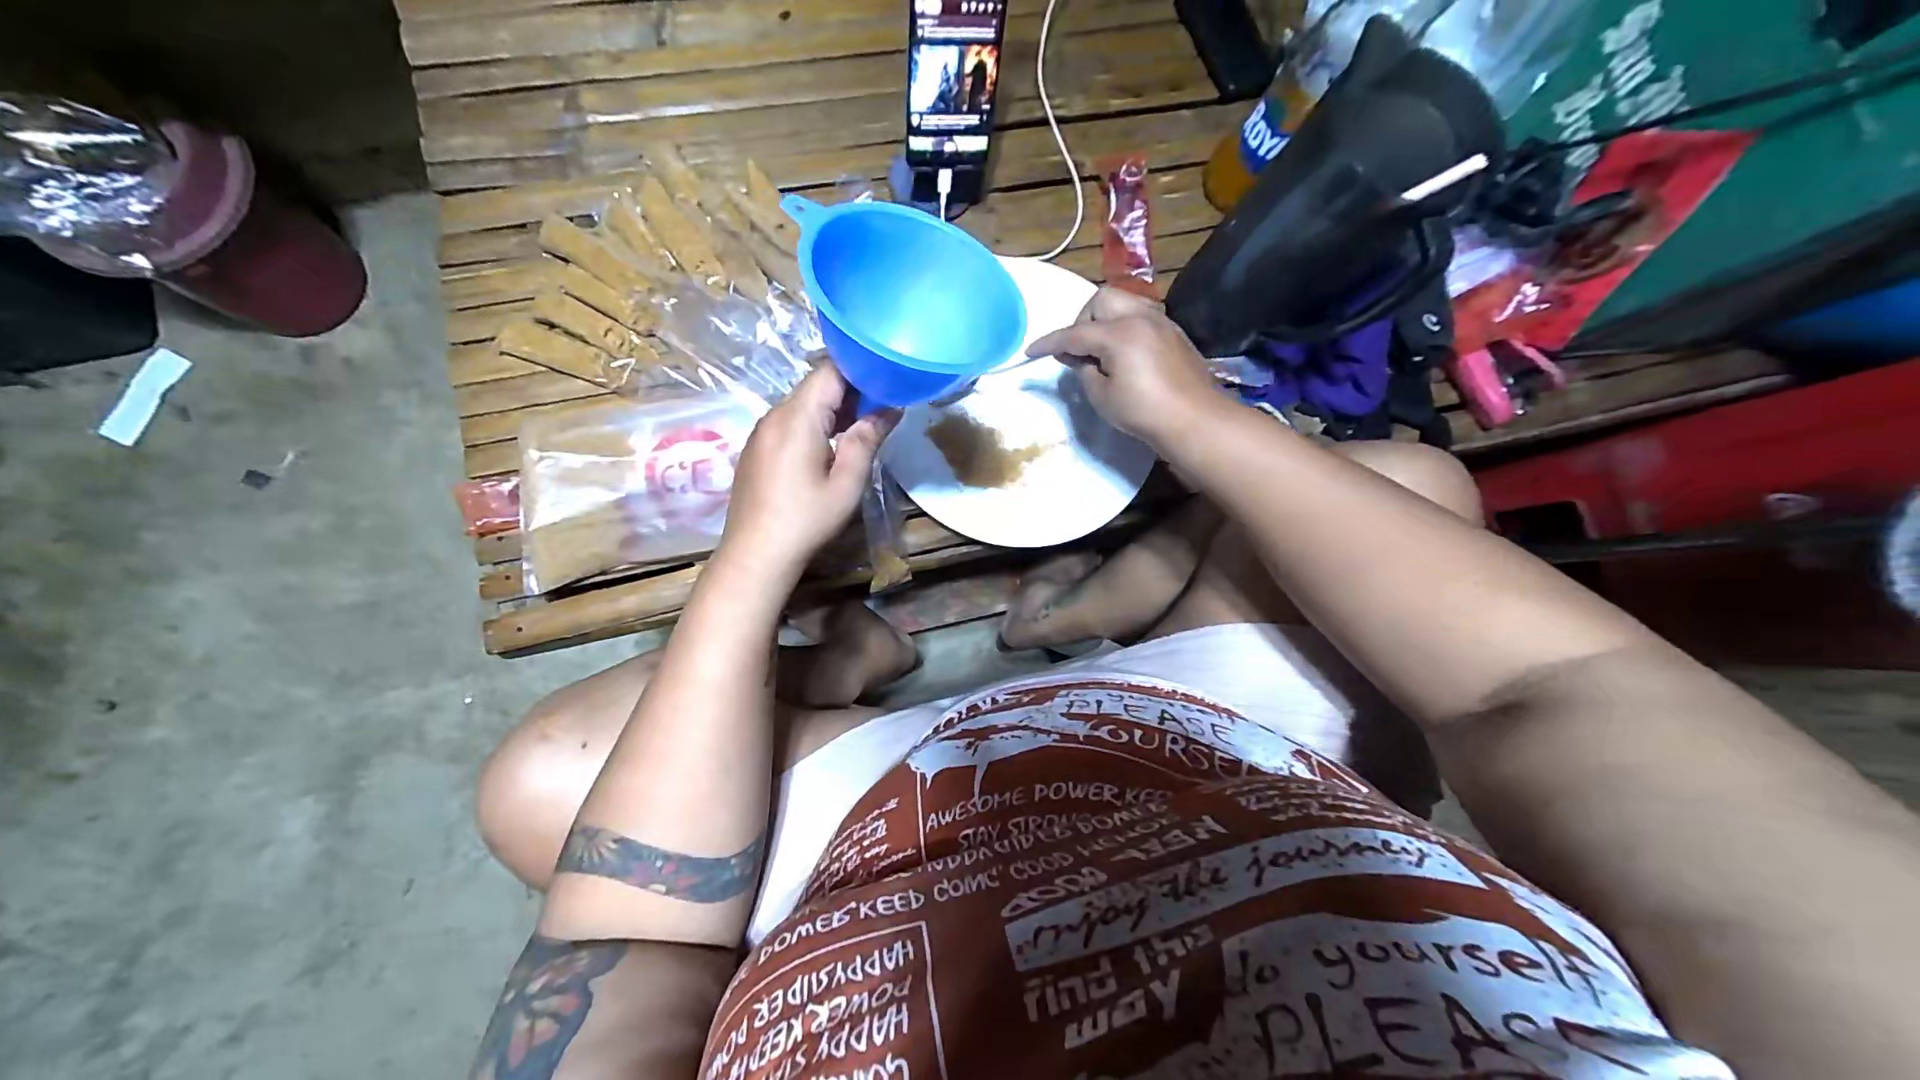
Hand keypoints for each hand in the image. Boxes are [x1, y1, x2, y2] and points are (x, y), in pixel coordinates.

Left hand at [719, 360, 895, 580]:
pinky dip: (815, 423)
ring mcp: (761, 432)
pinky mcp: (757, 448)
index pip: (830, 370)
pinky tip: (832, 446)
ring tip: (864, 426)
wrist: (755, 554)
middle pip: (815, 385)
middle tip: (884, 406)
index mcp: (797, 417)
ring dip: (834, 409)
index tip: (889, 380)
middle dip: (851, 390)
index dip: (861, 369)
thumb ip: (867, 440)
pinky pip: (789, 422)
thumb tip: (889, 409)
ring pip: (803, 404)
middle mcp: (774, 415)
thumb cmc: (806, 520)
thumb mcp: (846, 483)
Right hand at [1026, 287, 1227, 451]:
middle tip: (1080, 351)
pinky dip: (1125, 326)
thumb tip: (1081, 358)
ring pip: (1124, 302)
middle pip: (1101, 300)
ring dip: (1105, 320)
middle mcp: (1140, 318)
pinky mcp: (1173, 332)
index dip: (1049, 343)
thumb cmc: (1143, 412)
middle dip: (1083, 321)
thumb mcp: (1101, 396)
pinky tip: (1126, 353)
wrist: (1194, 419)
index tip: (1031, 351)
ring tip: (1103, 350)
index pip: (1074, 333)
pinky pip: (1141, 316)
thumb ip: (1084, 370)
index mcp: (1119, 333)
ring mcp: (1161, 322)